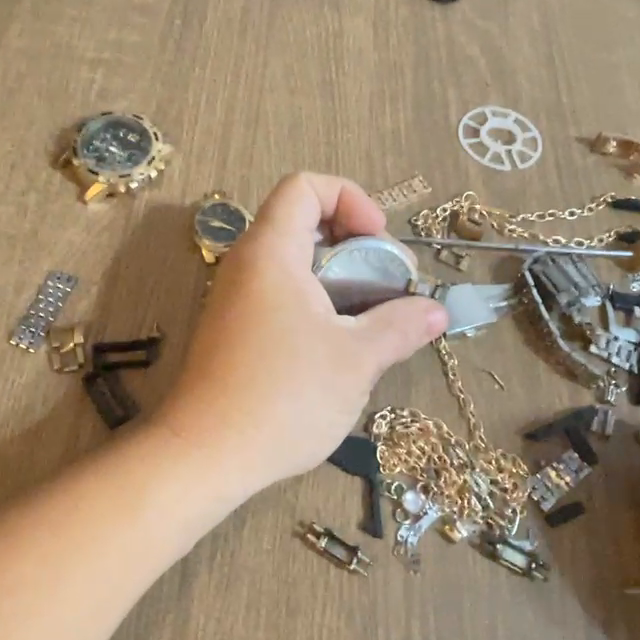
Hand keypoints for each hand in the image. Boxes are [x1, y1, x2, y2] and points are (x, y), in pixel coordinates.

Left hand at [155, 173, 446, 491]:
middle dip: (352, 244)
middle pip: (300, 223)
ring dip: (336, 281)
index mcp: (270, 252)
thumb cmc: (283, 396)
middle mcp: (245, 265)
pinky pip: (276, 296)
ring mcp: (232, 299)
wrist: (205, 453)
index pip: (304, 187)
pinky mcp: (230, 332)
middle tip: (386, 285)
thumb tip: (435, 311)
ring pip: (291, 265)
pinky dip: (311, 305)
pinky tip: (336, 350)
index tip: (378, 241)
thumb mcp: (356, 359)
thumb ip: (399, 326)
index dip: (349, 198)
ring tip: (369, 322)